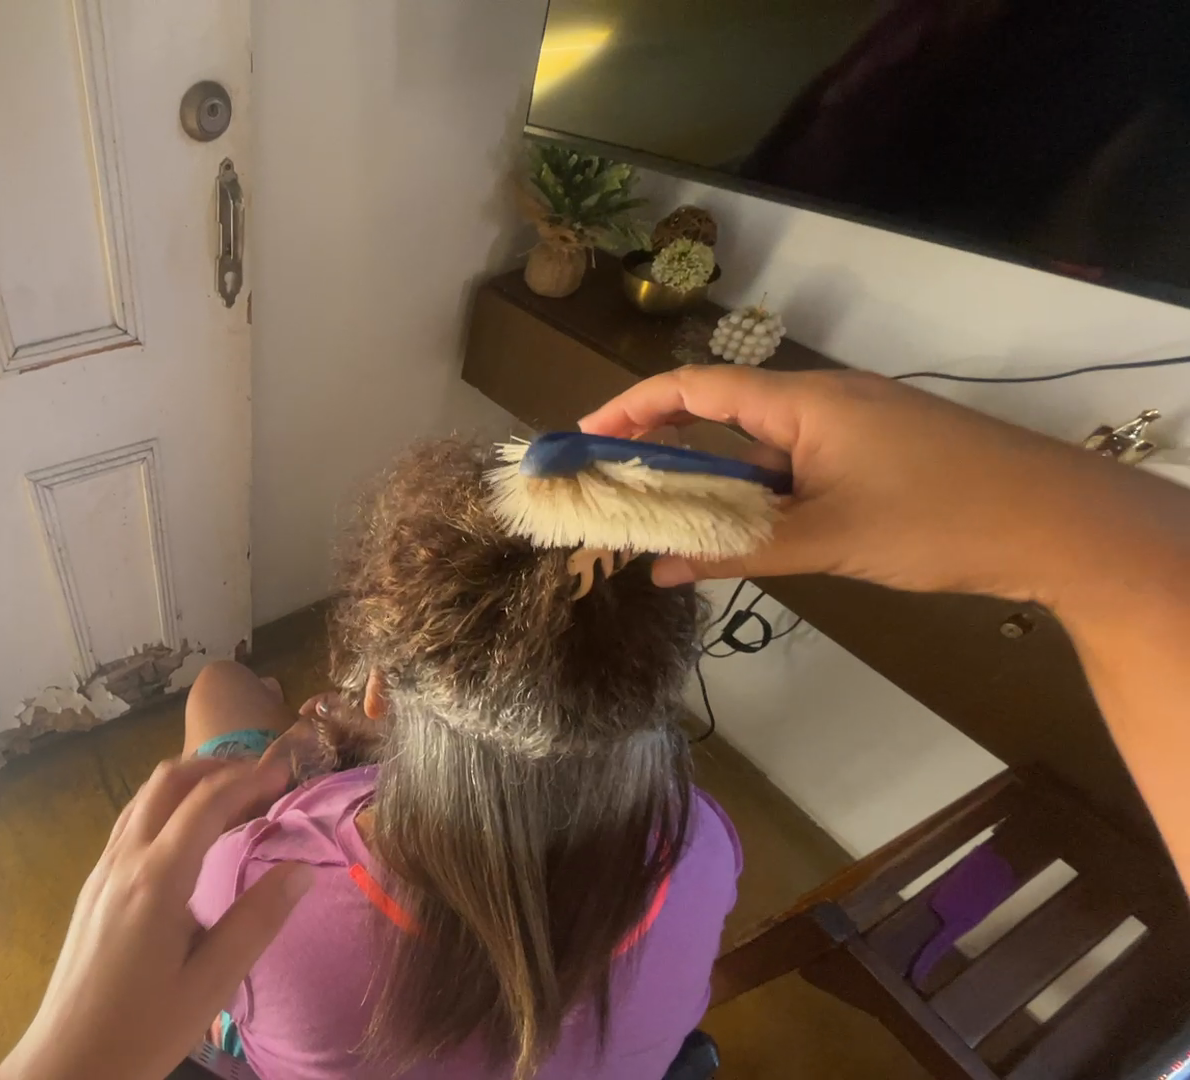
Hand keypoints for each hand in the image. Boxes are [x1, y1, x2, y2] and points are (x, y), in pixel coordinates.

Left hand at [0, 757, 310, 1079]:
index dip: (248, 780)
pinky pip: (132, 819)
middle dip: (216, 767)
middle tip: (259, 779)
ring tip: (231, 796)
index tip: (283, 773)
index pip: (206, 802)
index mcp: (156, 877)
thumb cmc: (142, 1030)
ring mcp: (103, 866)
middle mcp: (125, 857)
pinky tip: (187, 831)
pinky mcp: (94, 882)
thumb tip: (301, 869)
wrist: (66, 1066)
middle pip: (169, 780)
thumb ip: (257, 921)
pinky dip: (167, 804)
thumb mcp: (210, 985)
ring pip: (145, 795)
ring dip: (189, 781)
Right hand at [579, 366, 1158, 608]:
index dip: (630, 407)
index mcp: (803, 404)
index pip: (693, 388)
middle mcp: (818, 401)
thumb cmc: (944, 521)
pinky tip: (734, 523)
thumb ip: (734, 552)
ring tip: (660, 508)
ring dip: (703, 472)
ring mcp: (847, 425)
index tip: (584, 437)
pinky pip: (785, 459)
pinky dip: (747, 486)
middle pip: (714, 409)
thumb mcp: (824, 541)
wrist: (1077, 529)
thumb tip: (658, 572)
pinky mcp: (867, 449)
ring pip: (750, 441)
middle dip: (655, 440)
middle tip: (610, 476)